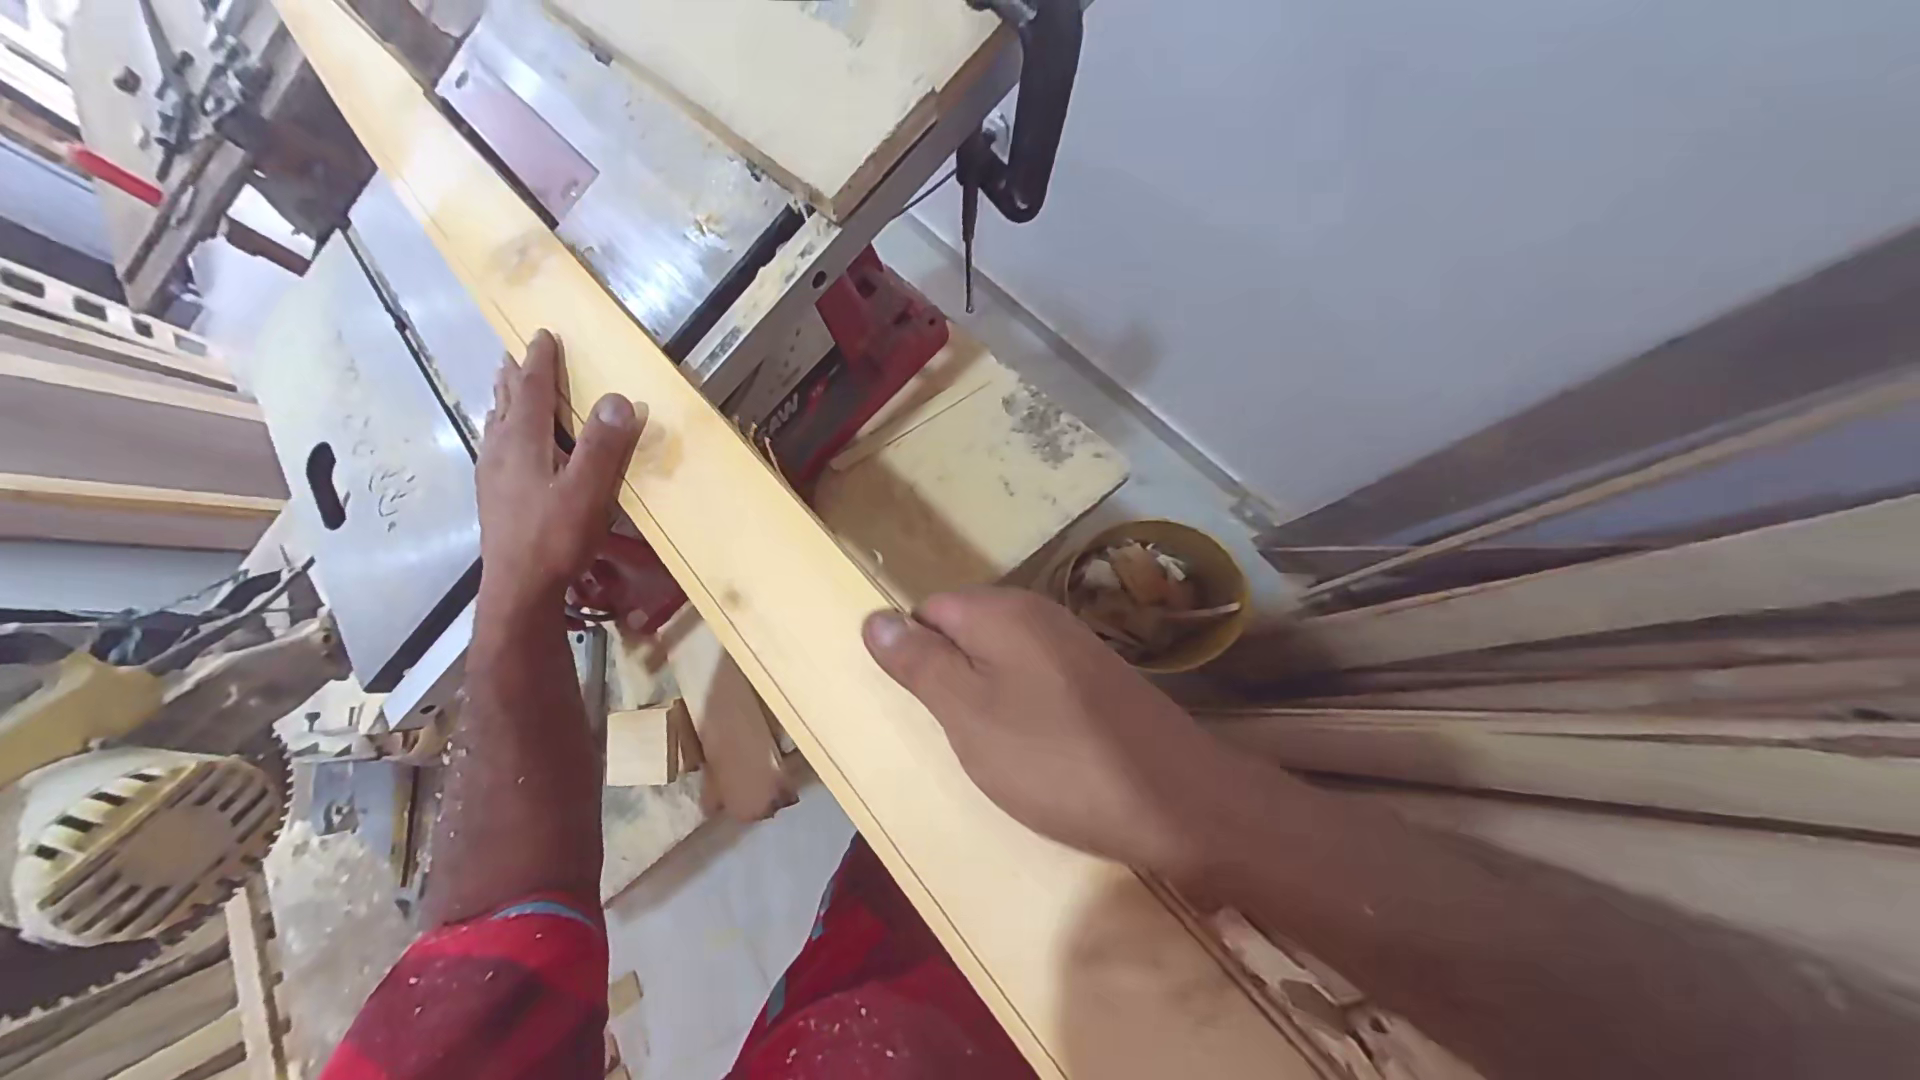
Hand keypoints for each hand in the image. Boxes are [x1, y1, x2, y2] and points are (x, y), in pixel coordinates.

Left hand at [477, 330, 644, 614]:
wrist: (519, 588)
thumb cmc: (556, 537)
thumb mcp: (588, 492)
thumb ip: (603, 446)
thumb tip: (617, 399)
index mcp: (524, 444)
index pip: (533, 392)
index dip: (540, 363)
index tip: (543, 335)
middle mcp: (502, 452)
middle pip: (508, 404)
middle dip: (515, 377)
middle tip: (516, 353)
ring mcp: (494, 476)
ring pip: (498, 426)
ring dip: (505, 401)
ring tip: (505, 387)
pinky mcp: (495, 497)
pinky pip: (497, 447)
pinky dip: (502, 430)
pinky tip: (505, 444)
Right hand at [863, 587, 1301, 880]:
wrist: (1179, 801)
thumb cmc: (1056, 759)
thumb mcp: (968, 714)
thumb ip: (919, 662)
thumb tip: (873, 616)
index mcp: (1001, 610)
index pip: (929, 610)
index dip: (917, 657)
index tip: (925, 708)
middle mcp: (1039, 612)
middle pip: (966, 631)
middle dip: (951, 679)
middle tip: (958, 735)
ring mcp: (1074, 644)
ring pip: (1001, 659)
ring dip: (987, 700)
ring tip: (996, 750)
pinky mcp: (1098, 677)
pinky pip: (1037, 680)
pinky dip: (1024, 711)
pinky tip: (1037, 750)